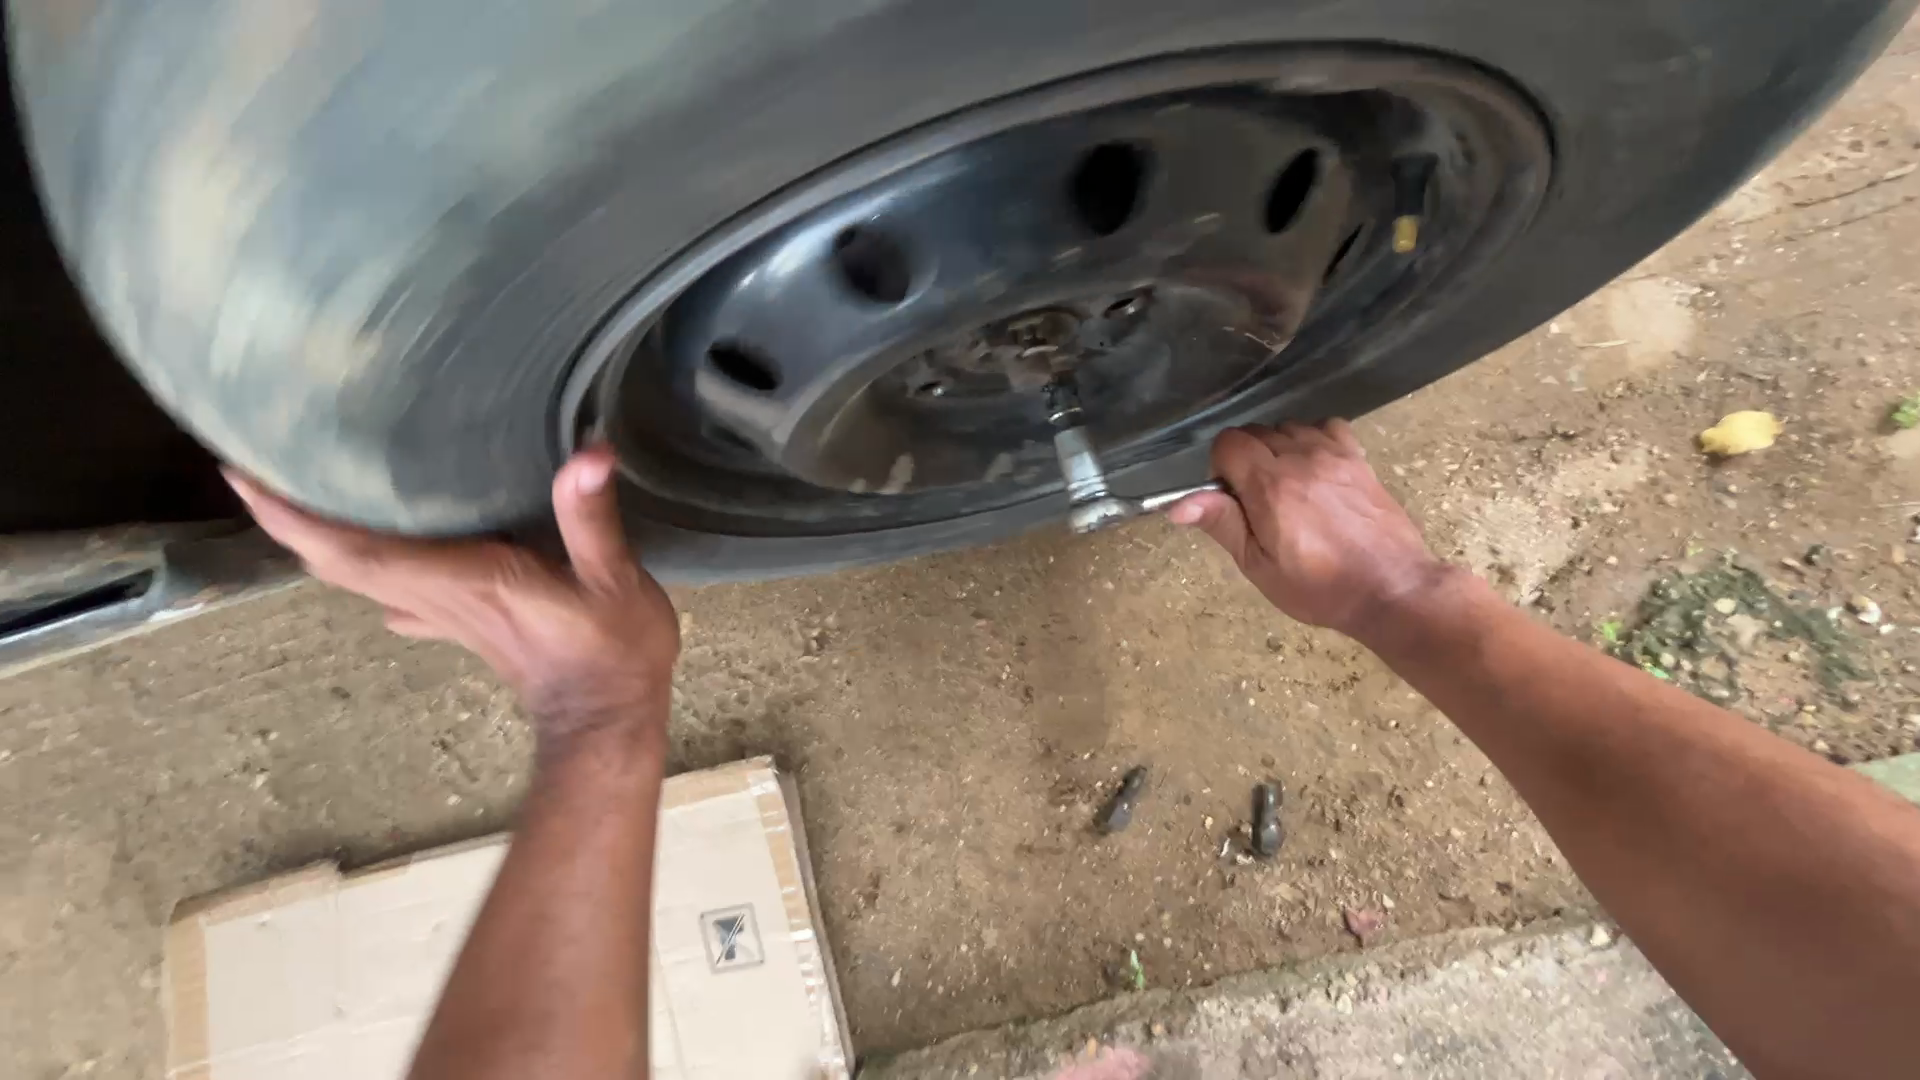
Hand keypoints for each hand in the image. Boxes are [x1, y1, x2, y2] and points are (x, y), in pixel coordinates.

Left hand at [223, 446, 679, 749]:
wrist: (607, 718)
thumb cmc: (612, 651)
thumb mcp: (616, 581)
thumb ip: (593, 520)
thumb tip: (589, 453)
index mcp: (468, 580)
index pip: (358, 551)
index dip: (296, 516)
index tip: (240, 472)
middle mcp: (442, 597)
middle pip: (340, 563)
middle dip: (289, 519)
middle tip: (256, 465)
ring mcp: (447, 617)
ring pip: (359, 579)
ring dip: (320, 542)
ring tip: (304, 496)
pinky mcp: (463, 627)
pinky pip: (394, 596)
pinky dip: (367, 571)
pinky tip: (374, 557)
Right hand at [1167, 421, 1447, 636]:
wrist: (1391, 589)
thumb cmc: (1318, 588)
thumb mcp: (1259, 566)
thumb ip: (1222, 524)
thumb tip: (1177, 505)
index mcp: (1270, 487)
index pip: (1228, 442)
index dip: (1220, 468)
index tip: (1232, 499)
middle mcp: (1301, 459)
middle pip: (1255, 431)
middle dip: (1245, 459)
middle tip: (1256, 502)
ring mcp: (1334, 455)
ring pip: (1287, 428)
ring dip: (1276, 449)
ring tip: (1285, 488)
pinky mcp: (1358, 459)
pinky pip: (1325, 426)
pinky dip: (1311, 439)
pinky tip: (1313, 470)